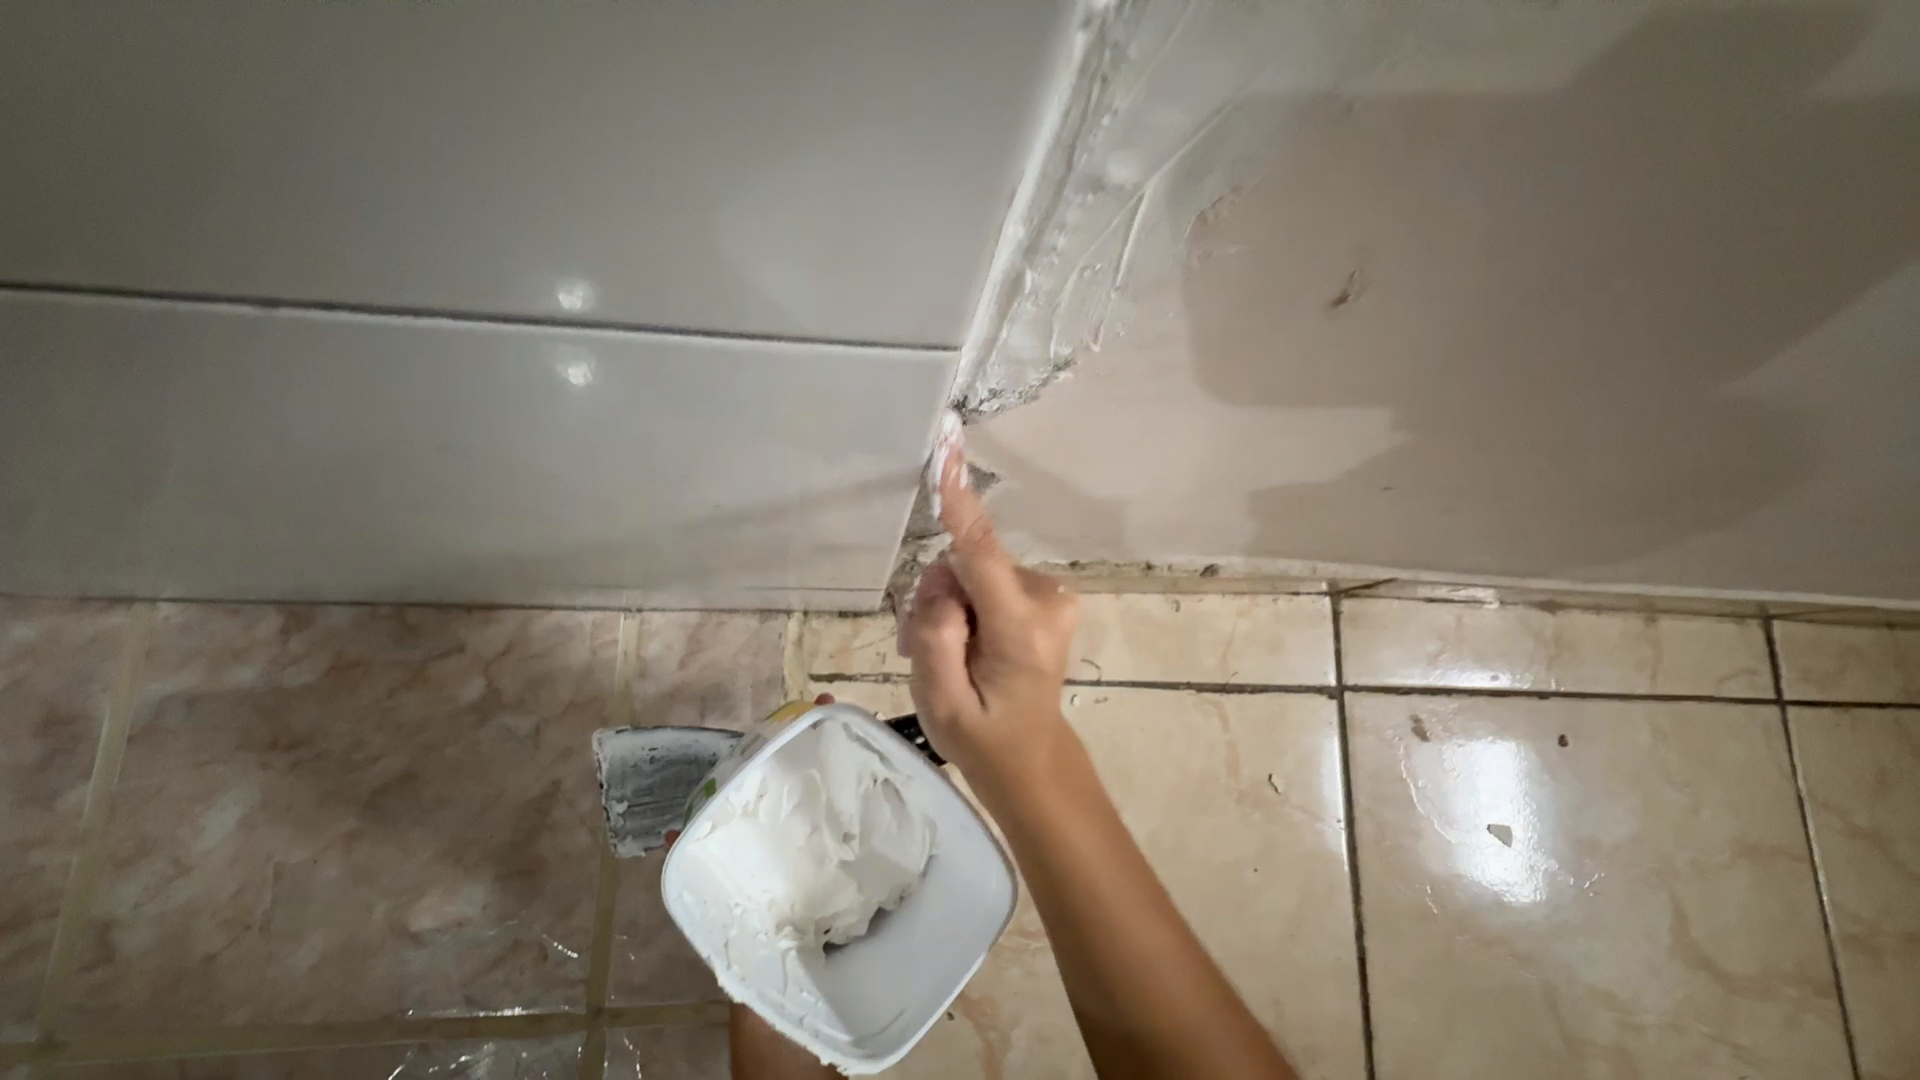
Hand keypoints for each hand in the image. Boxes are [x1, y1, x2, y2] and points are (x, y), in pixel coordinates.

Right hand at [901, 444, 1078, 795]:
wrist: (1029, 757)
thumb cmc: (982, 737)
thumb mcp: (940, 701)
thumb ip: (933, 636)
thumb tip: (944, 584)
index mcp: (1020, 629)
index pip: (982, 552)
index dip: (960, 499)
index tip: (949, 449)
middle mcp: (1045, 600)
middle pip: (966, 565)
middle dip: (939, 600)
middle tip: (932, 651)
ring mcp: (1051, 595)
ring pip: (972, 572)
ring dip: (950, 607)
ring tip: (951, 656)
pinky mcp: (1046, 595)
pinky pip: (986, 580)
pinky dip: (967, 607)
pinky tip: (967, 645)